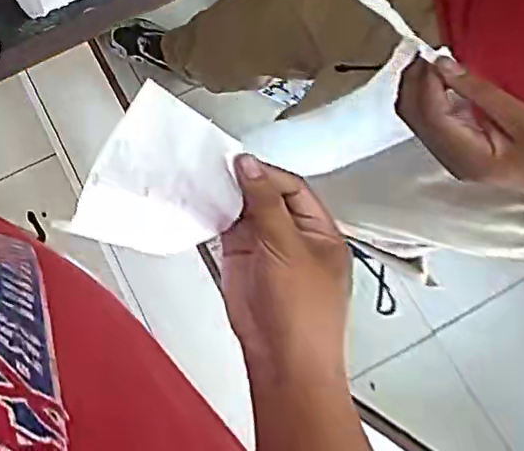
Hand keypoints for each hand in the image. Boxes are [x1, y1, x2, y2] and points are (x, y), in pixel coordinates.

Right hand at [221, 154, 352, 371]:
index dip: (267, 174)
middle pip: (266, 194)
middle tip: (221, 166)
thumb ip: (266, 202)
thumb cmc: (305, 317)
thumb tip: (250, 166)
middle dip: (245, 181)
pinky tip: (205, 201)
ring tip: (210, 179)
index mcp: (319, 232)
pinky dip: (214, 211)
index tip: (241, 164)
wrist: (281, 360)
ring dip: (228, 194)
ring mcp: (266, 245)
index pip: (292, 187)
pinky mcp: (241, 255)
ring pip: (244, 207)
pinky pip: (226, 223)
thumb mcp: (288, 248)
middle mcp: (293, 235)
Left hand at [396, 56, 523, 220]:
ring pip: (420, 117)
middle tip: (426, 51)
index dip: (424, 80)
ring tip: (433, 61)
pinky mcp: (467, 152)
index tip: (430, 51)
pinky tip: (443, 80)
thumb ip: (481, 93)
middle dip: (414, 82)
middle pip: (414, 115)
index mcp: (470, 160)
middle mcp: (455, 162)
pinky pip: (435, 120)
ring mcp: (458, 159)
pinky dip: (432, 97)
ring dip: (420, 87)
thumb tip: (442, 64)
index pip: (428, 113)